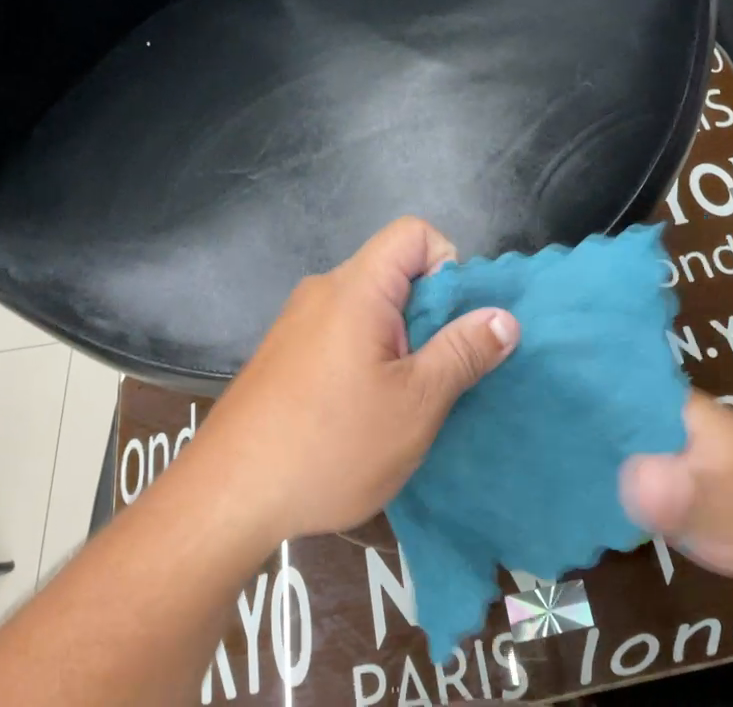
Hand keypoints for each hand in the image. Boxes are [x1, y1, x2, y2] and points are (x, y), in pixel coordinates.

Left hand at [181, 217, 519, 544]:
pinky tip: (365, 415)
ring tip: (405, 403)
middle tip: (439, 375)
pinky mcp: (285, 355)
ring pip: (370, 310)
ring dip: (401, 344)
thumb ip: (463, 353)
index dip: (448, 266)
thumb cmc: (331, 445)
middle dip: (430, 315)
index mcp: (356, 289)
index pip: (414, 233)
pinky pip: (343, 336)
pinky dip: (369, 360)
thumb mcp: (416, 404)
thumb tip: (504, 317)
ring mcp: (298, 324)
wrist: (228, 499)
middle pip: (394, 272)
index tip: (454, 326)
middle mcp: (323, 292)